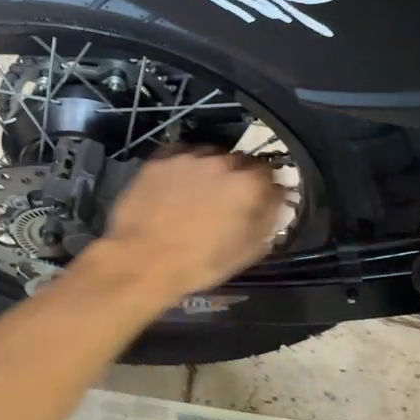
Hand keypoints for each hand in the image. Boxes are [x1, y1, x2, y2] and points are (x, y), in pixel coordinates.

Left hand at [99, 152, 283, 298]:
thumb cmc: (199, 263)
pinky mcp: (158, 161)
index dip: (264, 186)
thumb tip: (277, 199)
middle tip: (226, 200)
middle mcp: (219, 162)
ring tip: (197, 193)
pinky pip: (178, 157)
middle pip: (238, 161)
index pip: (268, 171)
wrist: (142, 260)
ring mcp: (186, 158)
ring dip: (209, 170)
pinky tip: (175, 186)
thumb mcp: (247, 250)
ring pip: (207, 156)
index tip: (258, 198)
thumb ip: (269, 218)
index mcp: (247, 184)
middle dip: (237, 177)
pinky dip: (182, 167)